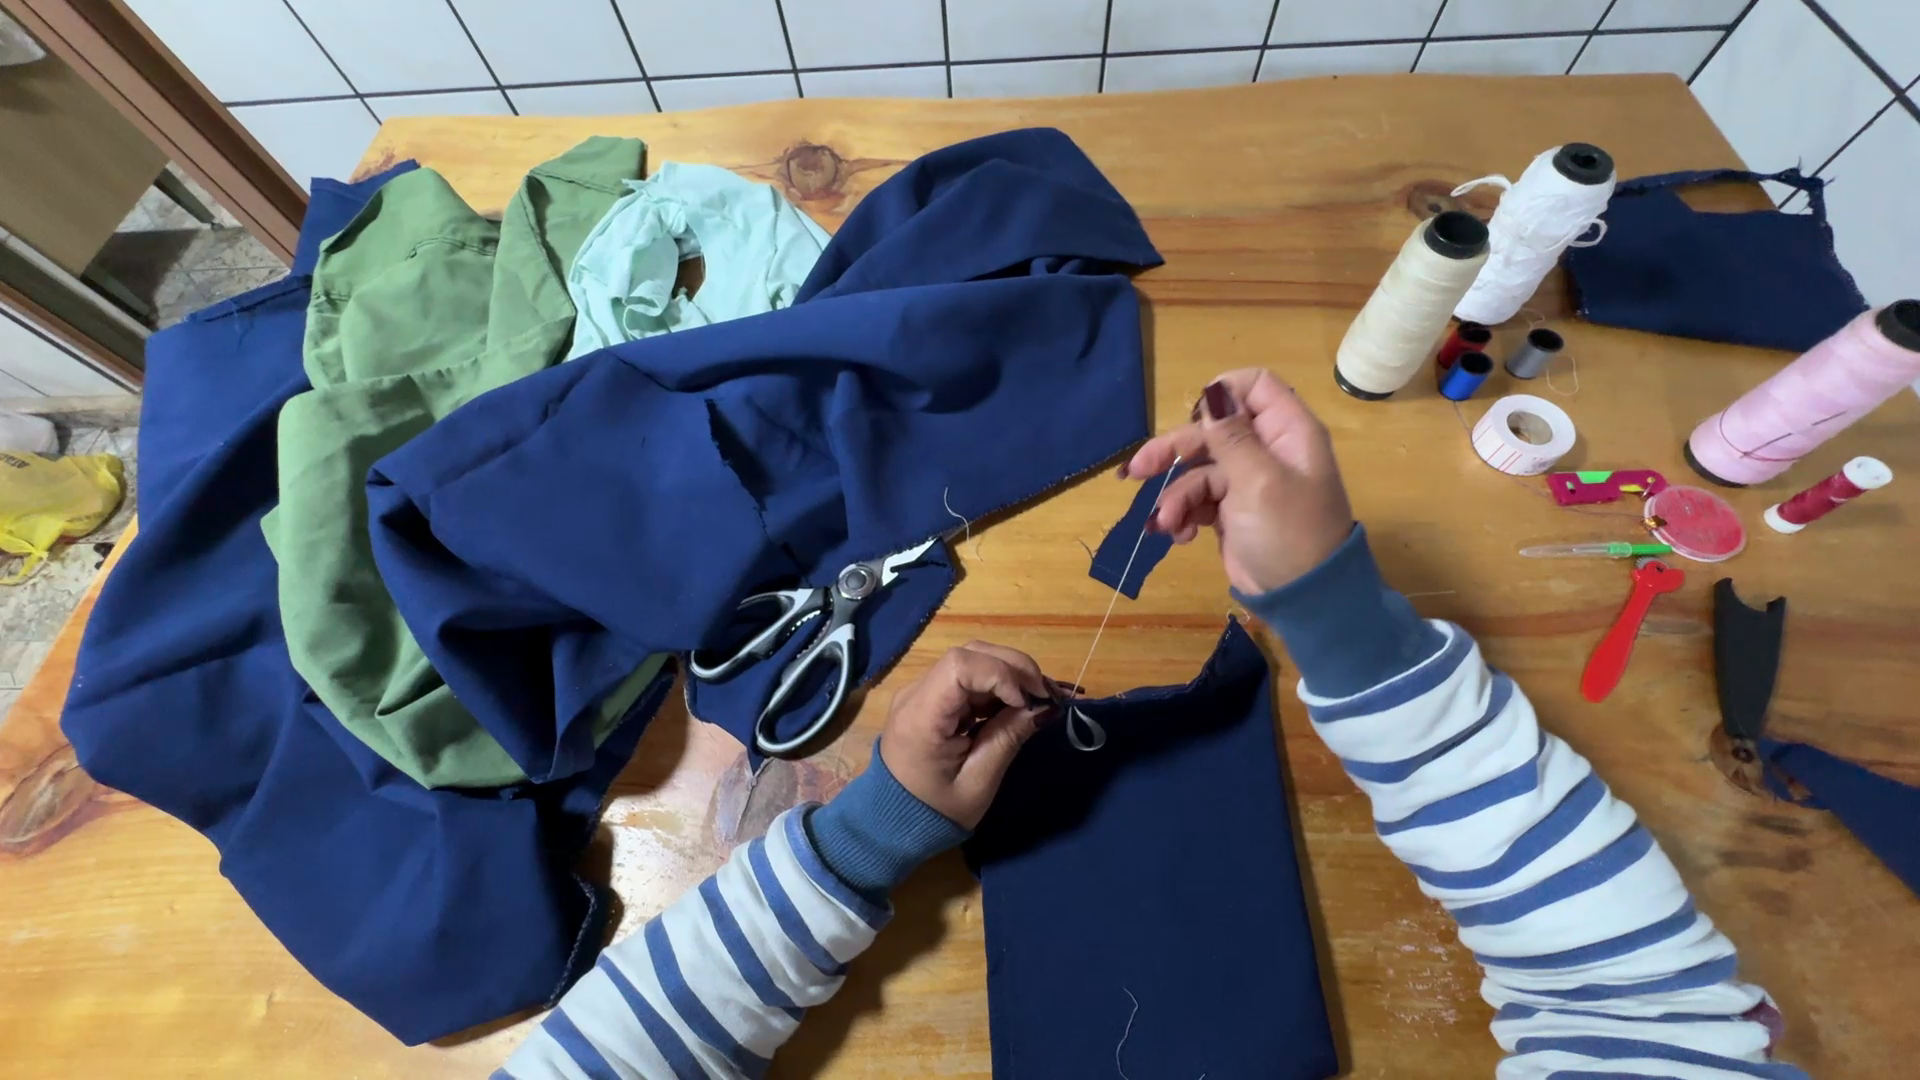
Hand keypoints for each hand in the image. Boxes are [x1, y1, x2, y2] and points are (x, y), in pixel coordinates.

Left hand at [878, 642, 1055, 827]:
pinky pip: (968, 677)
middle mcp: (916, 692)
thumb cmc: (936, 811)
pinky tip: (1018, 702)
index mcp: (921, 716)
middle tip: (1047, 694)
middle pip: (969, 654)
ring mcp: (921, 691)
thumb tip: (1044, 706)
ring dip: (1009, 673)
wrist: (893, 821)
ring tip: (1038, 697)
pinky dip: (998, 683)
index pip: (960, 666)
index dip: (1000, 674)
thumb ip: (1008, 738)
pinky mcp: (931, 697)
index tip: (1028, 701)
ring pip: (972, 659)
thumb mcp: (978, 783)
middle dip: (1014, 668)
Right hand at [1121, 370, 1353, 595]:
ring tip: (1168, 523)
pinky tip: (1180, 535)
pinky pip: (1196, 500)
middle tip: (1137, 471)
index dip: (1220, 395)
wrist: (1302, 597)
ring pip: (1196, 469)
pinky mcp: (1228, 510)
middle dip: (1174, 451)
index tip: (1193, 417)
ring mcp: (1246, 481)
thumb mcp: (1259, 481)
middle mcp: (1265, 450)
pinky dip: (1183, 516)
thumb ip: (1232, 437)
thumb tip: (1213, 392)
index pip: (1253, 387)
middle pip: (1211, 431)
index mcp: (1286, 432)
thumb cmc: (1289, 533)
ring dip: (1175, 496)